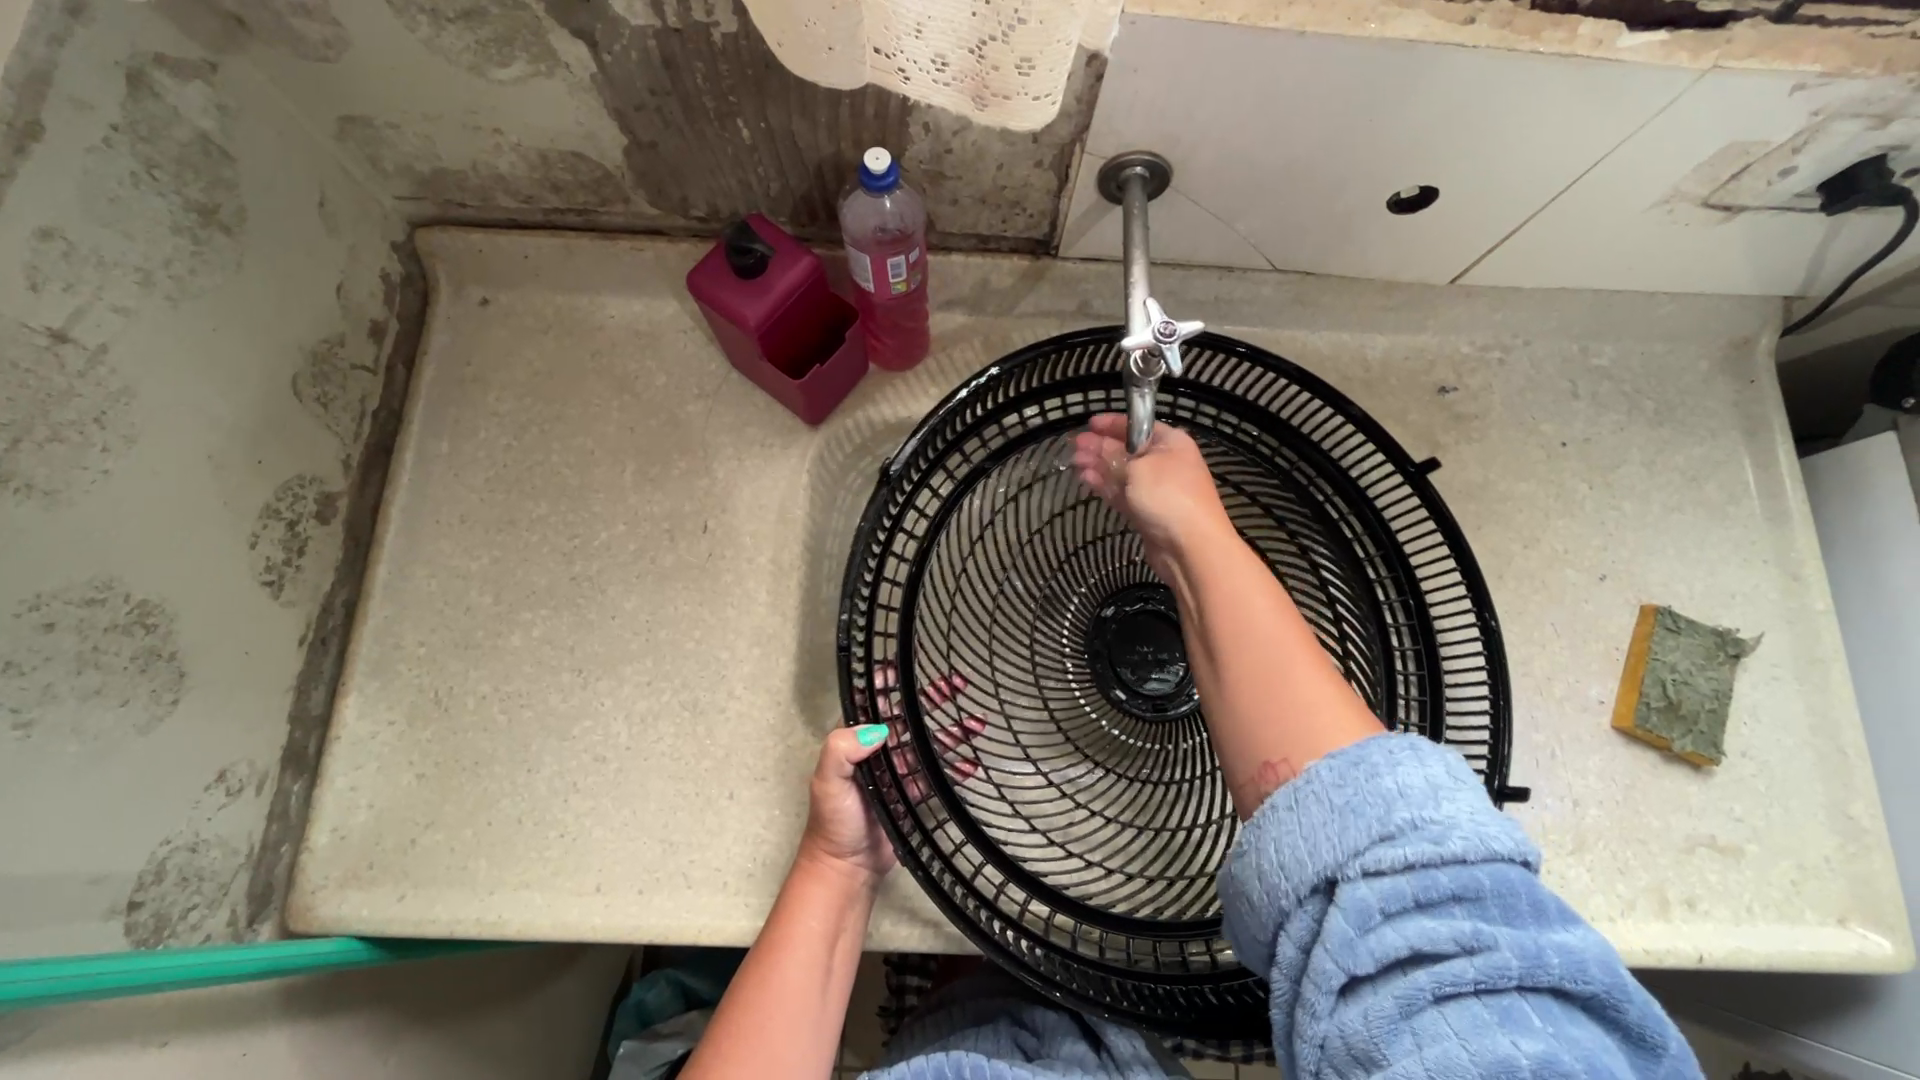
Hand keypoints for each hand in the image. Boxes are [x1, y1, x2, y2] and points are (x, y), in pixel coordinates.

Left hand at [803, 664, 985, 884]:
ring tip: (977, 722)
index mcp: (854, 740)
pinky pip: (936, 775)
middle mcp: (877, 750)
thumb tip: (878, 729)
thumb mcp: (828, 781)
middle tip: (957, 684)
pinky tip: (972, 763)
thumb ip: (843, 750)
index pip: (873, 702)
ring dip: (951, 731)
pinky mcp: (911, 793)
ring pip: (928, 743)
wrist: (846, 867)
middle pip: (908, 716)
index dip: (890, 682)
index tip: (911, 667)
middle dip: (932, 699)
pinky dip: (955, 767)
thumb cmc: (833, 821)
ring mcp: (897, 771)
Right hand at [1072, 413, 1231, 576]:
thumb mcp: (1138, 467)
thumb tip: (1097, 445)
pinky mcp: (1146, 511)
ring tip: (1074, 462)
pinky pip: (1122, 493)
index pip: (1138, 426)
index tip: (1089, 423)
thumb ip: (1114, 455)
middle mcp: (1164, 462)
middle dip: (1100, 446)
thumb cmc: (1168, 496)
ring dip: (1099, 466)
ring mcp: (1155, 489)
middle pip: (1127, 450)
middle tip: (1075, 445)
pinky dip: (1105, 486)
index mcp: (1170, 442)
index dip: (1113, 423)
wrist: (1192, 547)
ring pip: (1122, 473)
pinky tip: (1086, 479)